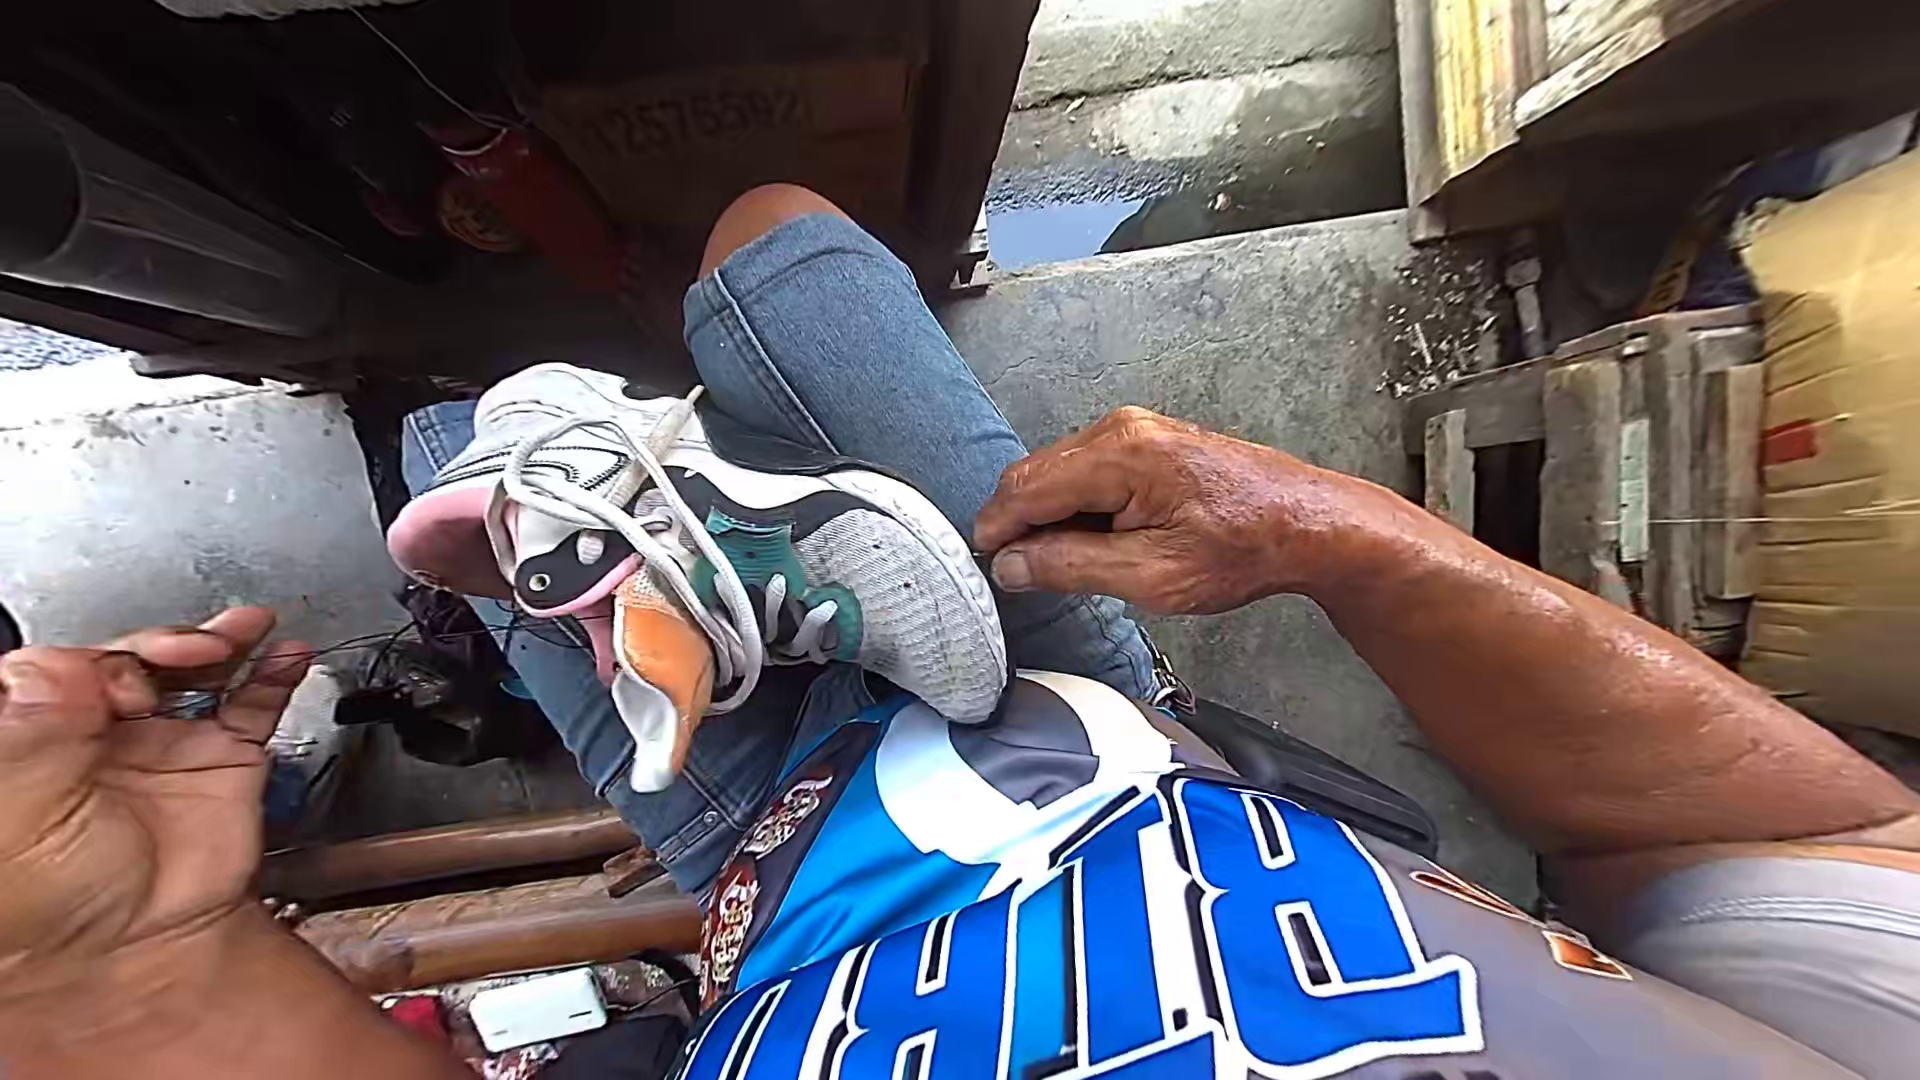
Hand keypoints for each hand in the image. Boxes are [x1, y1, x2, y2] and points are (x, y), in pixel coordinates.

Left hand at [0, 608, 308, 1002]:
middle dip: (161, 646)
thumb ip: (31, 747)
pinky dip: (276, 674)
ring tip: (244, 631)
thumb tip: (53, 668)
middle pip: (128, 664)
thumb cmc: (48, 905)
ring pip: (195, 674)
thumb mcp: (17, 824)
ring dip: (222, 644)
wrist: (143, 940)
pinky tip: (287, 656)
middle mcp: (90, 737)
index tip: (112, 681)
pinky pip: (256, 702)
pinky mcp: (227, 751)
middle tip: (189, 652)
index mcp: (23, 750)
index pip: (44, 676)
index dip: (83, 664)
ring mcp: (164, 741)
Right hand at [974, 407, 1399, 614]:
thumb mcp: (1152, 575)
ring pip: (1054, 473)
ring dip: (1045, 517)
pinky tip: (1091, 538)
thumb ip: (1071, 566)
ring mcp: (1131, 430)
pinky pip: (1081, 471)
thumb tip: (1012, 565)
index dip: (997, 528)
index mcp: (1120, 454)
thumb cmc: (1244, 548)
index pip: (1027, 489)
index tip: (985, 562)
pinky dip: (1071, 506)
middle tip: (1020, 571)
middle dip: (1017, 523)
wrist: (1307, 523)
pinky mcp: (1141, 442)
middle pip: (1033, 475)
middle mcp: (1119, 429)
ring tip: (1065, 561)